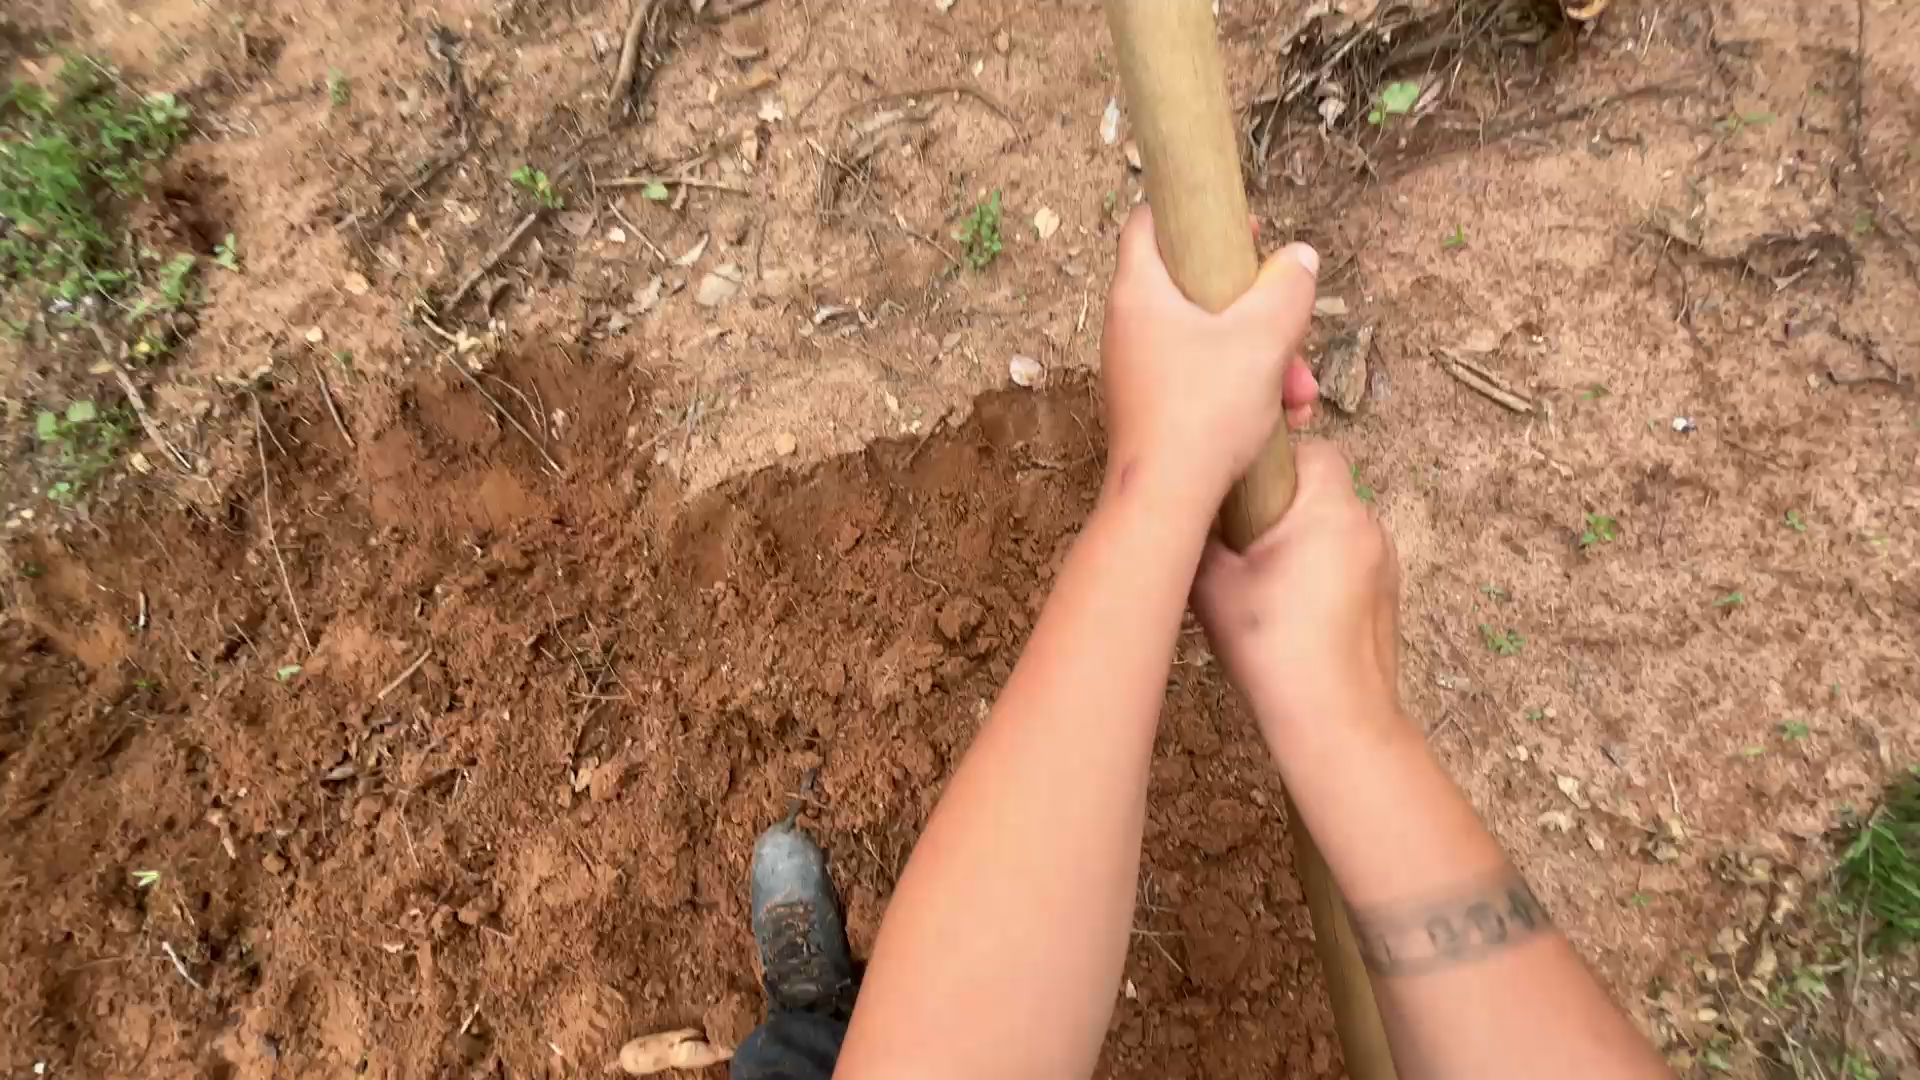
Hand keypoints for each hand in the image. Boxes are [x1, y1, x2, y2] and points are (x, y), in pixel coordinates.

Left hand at [1100, 205, 1319, 511]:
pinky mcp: (1150, 407)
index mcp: (1139, 293)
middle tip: (1292, 329)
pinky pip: (1201, 380)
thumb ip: (1287, 287)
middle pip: (1195, 290)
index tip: (1241, 231)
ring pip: (1210, 342)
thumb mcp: (1263, 337)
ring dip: (1263, 359)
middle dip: (1258, 310)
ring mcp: (1137, 371)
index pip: (1148, 223)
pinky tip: (1283, 418)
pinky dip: (1241, 390)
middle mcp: (1128, 328)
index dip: (1193, 214)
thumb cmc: (1205, 408)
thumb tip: (1297, 259)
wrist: (1165, 499)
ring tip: (1301, 395)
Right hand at [1193, 442, 1401, 749]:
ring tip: (1266, 581)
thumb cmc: (1269, 642)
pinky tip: (1294, 607)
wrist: (1332, 717)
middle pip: (1320, 488)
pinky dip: (1320, 566)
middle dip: (1280, 506)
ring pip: (1333, 524)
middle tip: (1243, 544)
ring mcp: (1384, 560)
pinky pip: (1347, 556)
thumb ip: (1199, 536)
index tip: (1240, 497)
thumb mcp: (1211, 584)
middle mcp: (1367, 525)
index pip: (1311, 451)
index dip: (1271, 464)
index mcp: (1328, 509)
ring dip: (1301, 537)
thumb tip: (1188, 513)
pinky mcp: (1387, 592)